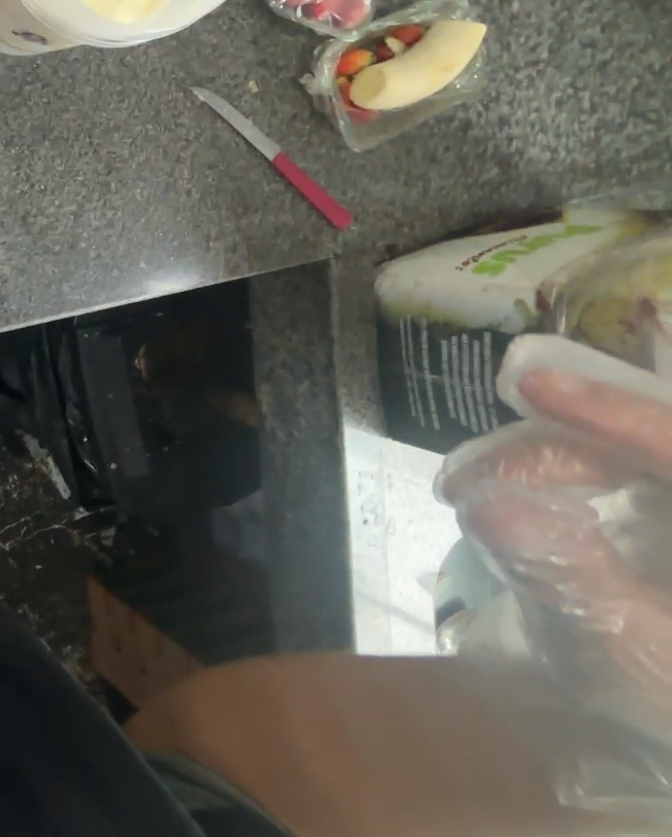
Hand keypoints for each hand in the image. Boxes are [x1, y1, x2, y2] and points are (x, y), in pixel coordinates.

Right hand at [443, 368, 671, 744]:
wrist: (671, 725)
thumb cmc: (668, 707)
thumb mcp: (623, 655)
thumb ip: (566, 579)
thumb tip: (486, 503)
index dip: (616, 413)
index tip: (532, 385)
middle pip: (646, 449)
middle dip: (546, 452)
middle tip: (460, 483)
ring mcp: (670, 513)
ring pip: (626, 457)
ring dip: (544, 462)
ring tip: (471, 491)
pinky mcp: (656, 519)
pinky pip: (623, 473)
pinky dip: (559, 474)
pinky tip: (510, 494)